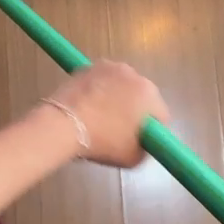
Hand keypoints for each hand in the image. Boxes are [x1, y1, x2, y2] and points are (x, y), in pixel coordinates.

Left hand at [45, 61, 168, 167]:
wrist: (63, 124)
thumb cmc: (103, 141)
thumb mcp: (134, 157)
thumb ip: (146, 147)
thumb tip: (142, 141)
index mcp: (149, 93)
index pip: (160, 115)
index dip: (152, 131)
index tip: (140, 141)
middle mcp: (132, 73)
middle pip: (141, 96)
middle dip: (134, 110)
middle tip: (120, 130)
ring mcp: (108, 66)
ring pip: (120, 86)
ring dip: (116, 97)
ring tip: (101, 117)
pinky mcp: (87, 66)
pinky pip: (101, 81)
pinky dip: (98, 90)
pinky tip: (89, 106)